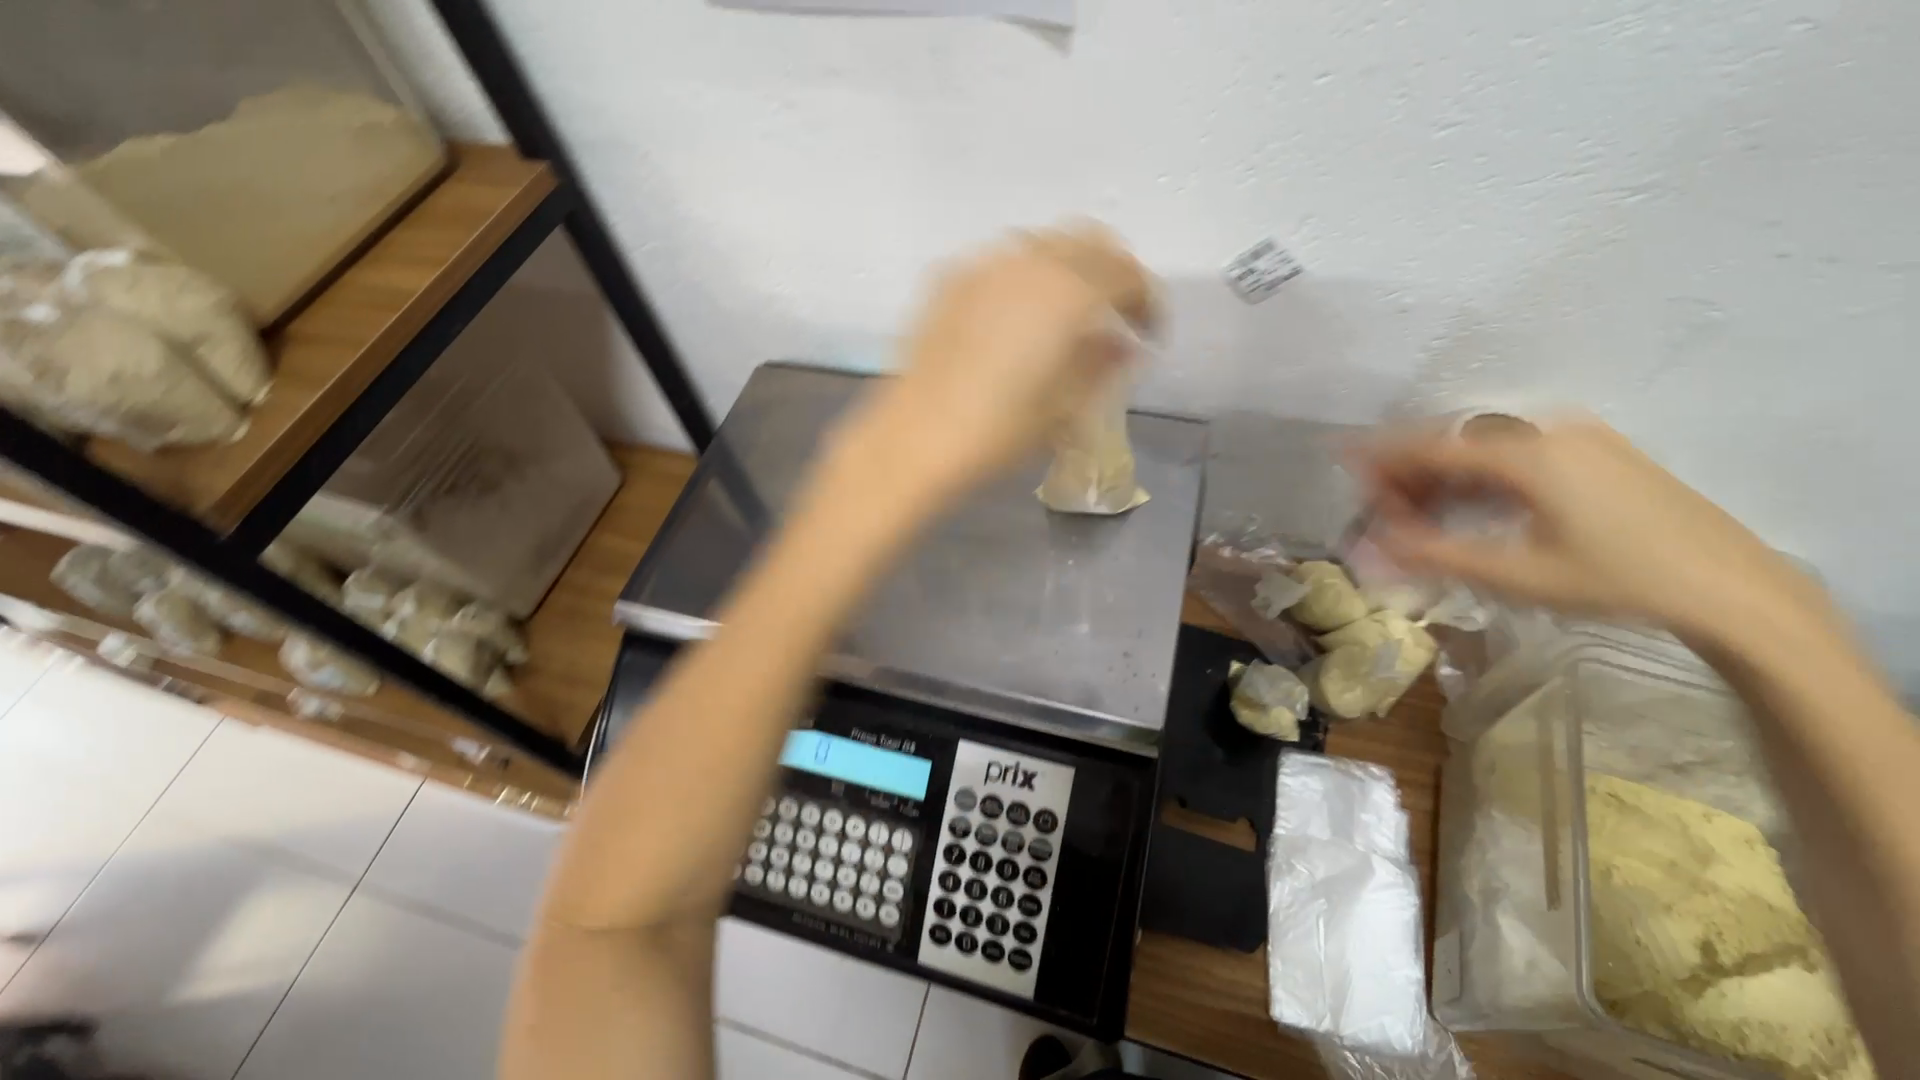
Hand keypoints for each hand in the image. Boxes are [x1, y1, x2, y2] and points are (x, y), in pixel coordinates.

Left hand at [831, 222, 1156, 502]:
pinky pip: (999, 262)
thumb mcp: (1066, 407)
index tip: (1149, 333)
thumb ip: (1103, 363)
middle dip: (1111, 271)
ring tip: (1066, 312)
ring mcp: (982, 265)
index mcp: (1069, 291)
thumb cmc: (999, 432)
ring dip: (1066, 268)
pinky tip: (1015, 317)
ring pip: (1041, 245)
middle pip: (1088, 241)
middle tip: (1115, 313)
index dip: (1147, 302)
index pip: (1128, 274)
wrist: (915, 440)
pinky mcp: (948, 280)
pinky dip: (1022, 277)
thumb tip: (1122, 343)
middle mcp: (1028, 262)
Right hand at [1353, 415, 1821, 639]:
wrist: (1731, 587)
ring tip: (1419, 519)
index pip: (1432, 446)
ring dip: (1446, 480)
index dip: (1379, 456)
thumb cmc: (1617, 582)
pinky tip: (1473, 512)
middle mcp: (1551, 431)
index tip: (1339, 461)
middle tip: (1381, 512)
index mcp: (1528, 454)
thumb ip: (1432, 555)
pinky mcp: (1601, 454)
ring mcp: (1582, 439)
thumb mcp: (1515, 575)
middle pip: (1458, 444)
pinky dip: (1484, 480)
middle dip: (1410, 474)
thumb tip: (1366, 548)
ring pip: (1489, 451)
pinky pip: (1520, 456)